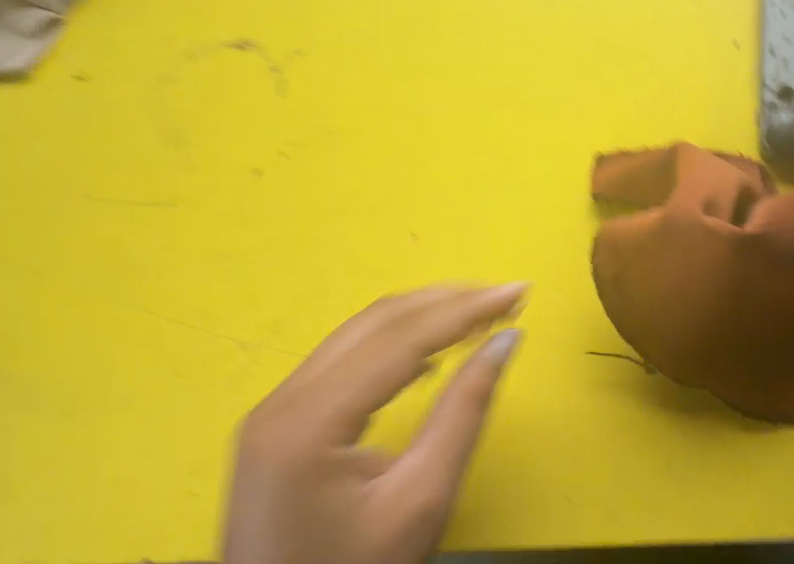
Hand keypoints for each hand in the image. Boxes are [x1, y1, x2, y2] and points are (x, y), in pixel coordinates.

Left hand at [223, 283, 527, 563]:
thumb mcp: (421, 500)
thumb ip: (464, 411)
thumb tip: (506, 339)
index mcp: (308, 422)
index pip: (400, 339)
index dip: (465, 309)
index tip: (518, 291)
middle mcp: (282, 401)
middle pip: (377, 323)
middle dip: (449, 302)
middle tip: (508, 296)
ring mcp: (274, 409)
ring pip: (360, 332)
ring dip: (425, 314)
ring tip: (482, 311)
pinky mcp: (280, 421)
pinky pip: (346, 357)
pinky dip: (397, 339)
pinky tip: (432, 347)